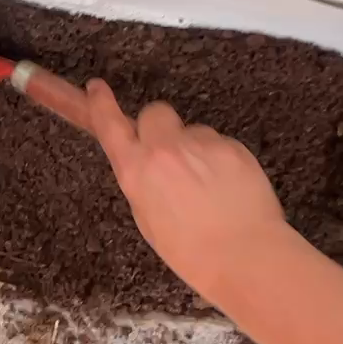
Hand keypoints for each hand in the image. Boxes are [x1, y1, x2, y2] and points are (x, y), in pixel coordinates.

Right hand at [85, 78, 297, 291]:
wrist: (246, 256)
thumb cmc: (190, 249)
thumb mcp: (146, 215)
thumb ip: (140, 178)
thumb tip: (145, 162)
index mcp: (135, 169)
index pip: (110, 123)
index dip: (101, 102)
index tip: (96, 87)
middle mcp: (164, 149)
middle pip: (155, 112)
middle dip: (159, 127)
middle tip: (170, 153)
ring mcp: (201, 144)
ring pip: (192, 131)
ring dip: (194, 147)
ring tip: (208, 183)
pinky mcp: (233, 148)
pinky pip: (219, 143)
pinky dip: (220, 159)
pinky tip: (227, 186)